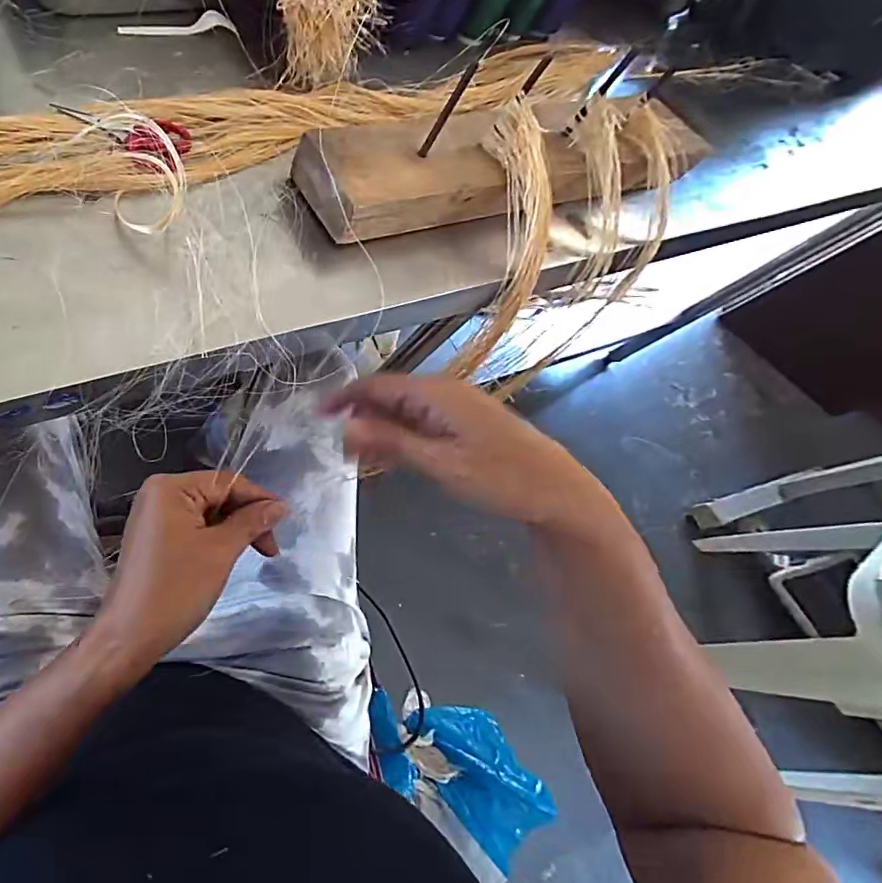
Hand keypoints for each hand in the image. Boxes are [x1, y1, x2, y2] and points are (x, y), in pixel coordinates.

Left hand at [90, 471, 286, 665]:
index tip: (285, 522)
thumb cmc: (177, 587)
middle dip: (245, 517)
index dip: (258, 499)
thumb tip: (278, 505)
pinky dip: (212, 538)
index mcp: (168, 486)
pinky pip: (190, 526)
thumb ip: (250, 522)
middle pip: (215, 494)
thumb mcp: (220, 551)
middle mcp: (157, 492)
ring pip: (205, 512)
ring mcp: (152, 514)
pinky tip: (226, 556)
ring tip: (253, 554)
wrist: (132, 630)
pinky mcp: (152, 535)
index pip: (225, 481)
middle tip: (270, 549)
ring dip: (232, 529)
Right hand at [323, 373, 622, 537]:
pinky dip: (397, 437)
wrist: (564, 497)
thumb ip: (389, 442)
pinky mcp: (463, 426)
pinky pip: (418, 424)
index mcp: (436, 393)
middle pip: (386, 396)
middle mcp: (443, 393)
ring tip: (357, 459)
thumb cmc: (503, 478)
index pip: (375, 385)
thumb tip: (343, 427)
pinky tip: (388, 459)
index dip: (343, 397)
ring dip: (376, 431)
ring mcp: (455, 409)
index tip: (317, 415)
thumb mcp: (440, 463)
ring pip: (401, 412)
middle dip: (357, 417)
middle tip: (337, 447)